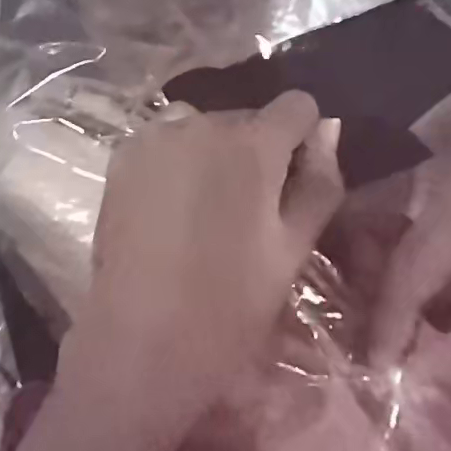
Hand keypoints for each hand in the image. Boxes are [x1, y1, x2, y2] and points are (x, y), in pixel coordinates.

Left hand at [0, 92, 342, 450]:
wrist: (139, 345)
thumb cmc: (229, 306)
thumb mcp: (292, 249)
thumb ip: (319, 182)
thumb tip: (327, 129)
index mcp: (252, 144)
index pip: (297, 104)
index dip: (304, 135)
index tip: (295, 175)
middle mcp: (202, 122)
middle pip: (248, 116)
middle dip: (258, 148)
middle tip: (249, 206)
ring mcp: (156, 136)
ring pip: (204, 126)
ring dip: (215, 150)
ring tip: (206, 204)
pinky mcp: (123, 155)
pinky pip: (166, 139)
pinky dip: (176, 158)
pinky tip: (169, 205)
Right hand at [367, 151, 450, 407]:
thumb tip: (401, 389)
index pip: (395, 269)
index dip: (380, 329)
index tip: (368, 381)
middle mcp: (450, 176)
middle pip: (372, 218)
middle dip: (356, 273)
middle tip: (355, 333)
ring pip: (397, 223)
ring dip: (386, 274)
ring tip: (386, 333)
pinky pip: (430, 234)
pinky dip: (421, 274)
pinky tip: (427, 319)